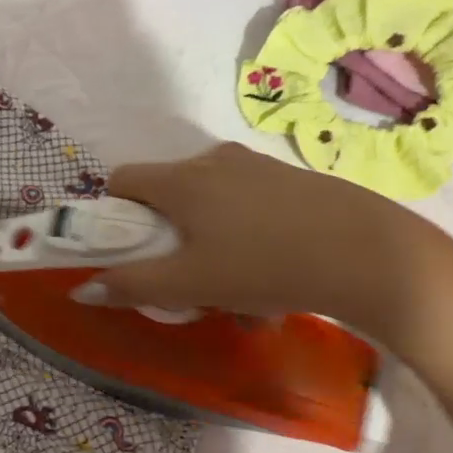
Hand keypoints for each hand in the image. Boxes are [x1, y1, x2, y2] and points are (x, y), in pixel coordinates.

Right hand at [75, 143, 426, 326]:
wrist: (371, 255)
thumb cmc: (263, 265)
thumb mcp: (188, 284)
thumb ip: (131, 285)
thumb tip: (82, 289)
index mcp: (181, 179)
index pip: (122, 179)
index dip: (114, 213)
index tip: (133, 250)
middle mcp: (214, 161)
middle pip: (167, 193)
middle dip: (167, 236)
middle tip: (185, 279)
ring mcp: (258, 167)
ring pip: (211, 204)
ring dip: (208, 242)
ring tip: (234, 291)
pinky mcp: (295, 181)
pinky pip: (249, 207)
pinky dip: (245, 238)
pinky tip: (271, 280)